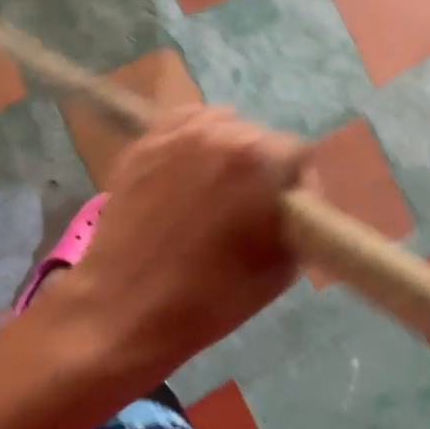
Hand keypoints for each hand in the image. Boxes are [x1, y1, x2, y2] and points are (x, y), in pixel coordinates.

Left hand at [62, 106, 308, 378]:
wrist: (129, 302)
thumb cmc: (212, 294)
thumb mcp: (281, 264)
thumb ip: (298, 218)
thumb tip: (297, 200)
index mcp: (259, 158)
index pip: (298, 155)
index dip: (300, 185)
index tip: (293, 211)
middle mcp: (217, 132)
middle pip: (257, 136)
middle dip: (263, 167)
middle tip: (254, 205)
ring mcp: (173, 135)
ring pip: (218, 126)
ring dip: (227, 151)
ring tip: (219, 189)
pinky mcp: (141, 145)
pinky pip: (178, 127)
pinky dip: (191, 142)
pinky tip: (190, 170)